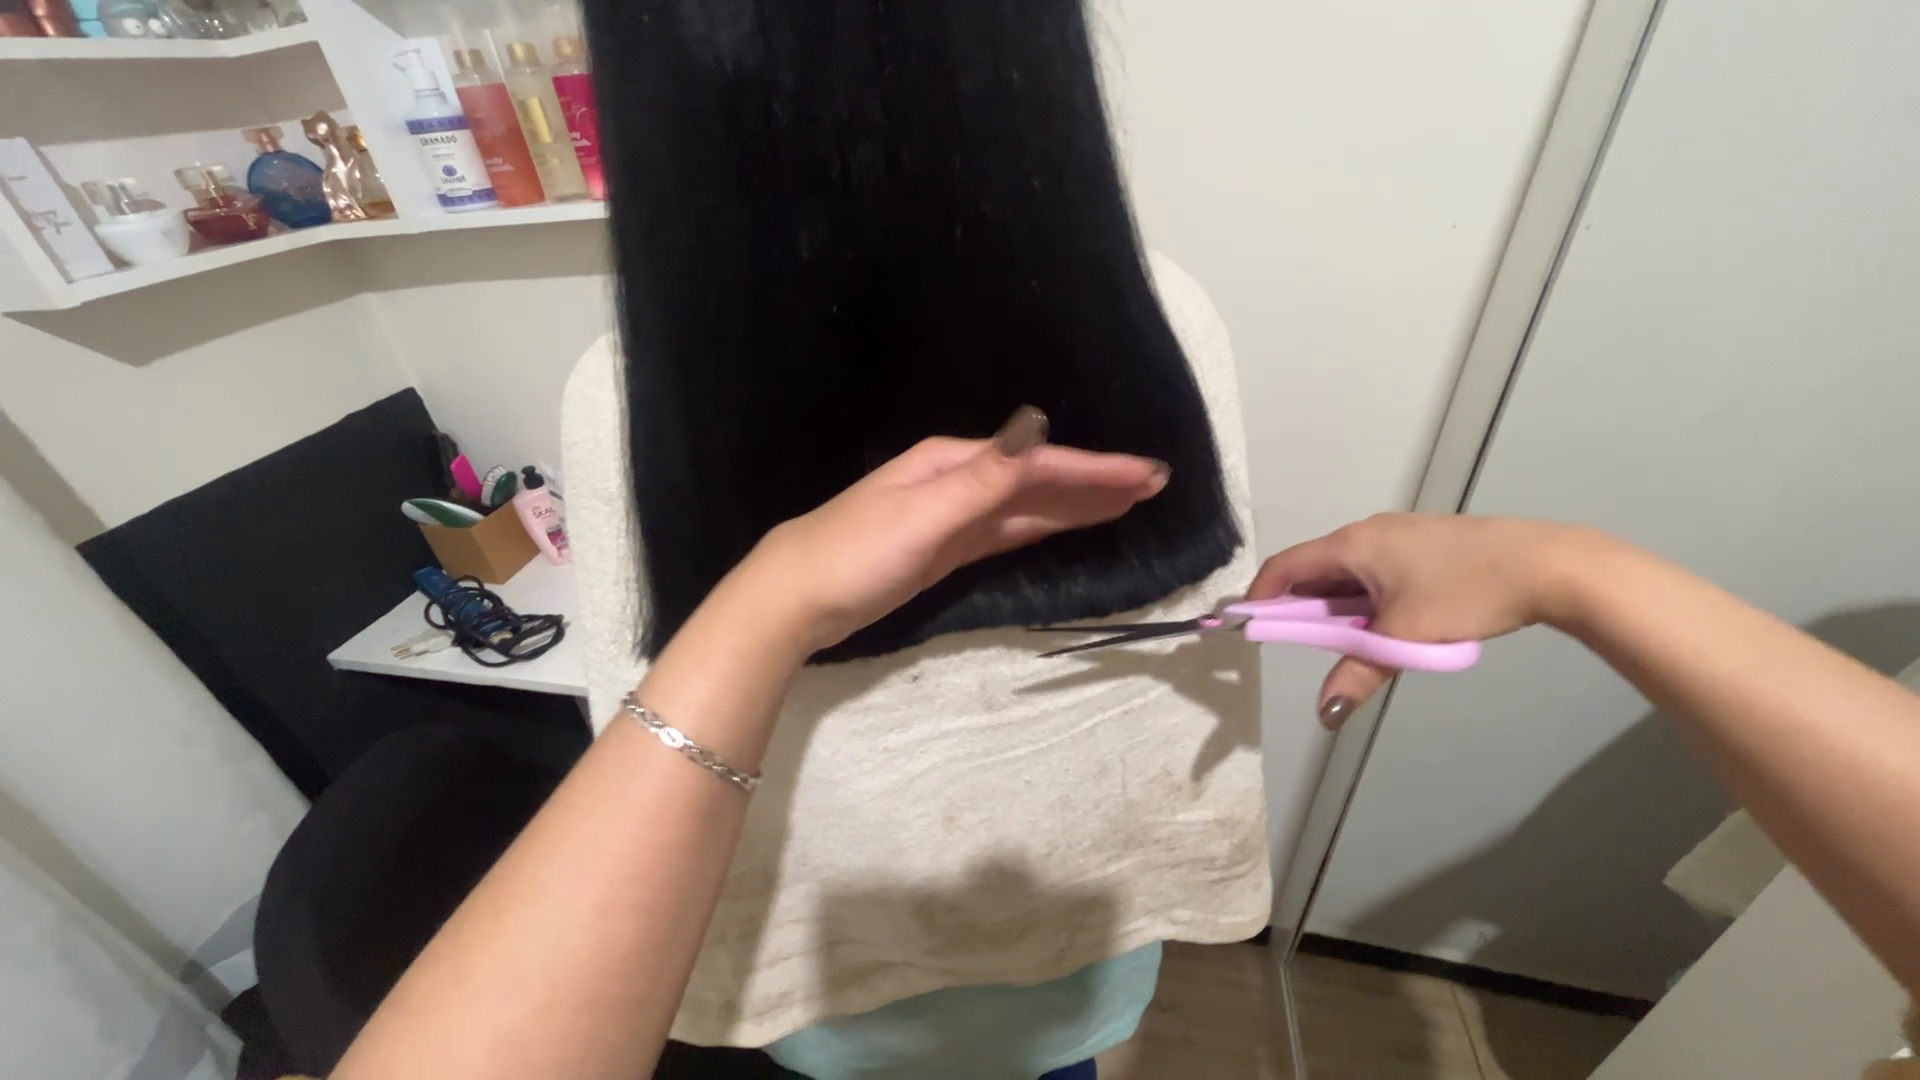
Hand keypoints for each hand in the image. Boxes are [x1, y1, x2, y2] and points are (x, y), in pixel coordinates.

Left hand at [737, 407, 1169, 652]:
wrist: (797, 598)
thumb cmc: (854, 553)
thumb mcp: (922, 515)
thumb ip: (983, 479)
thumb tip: (1036, 426)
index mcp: (953, 463)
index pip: (1038, 463)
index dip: (1094, 469)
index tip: (1146, 475)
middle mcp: (959, 480)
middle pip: (1039, 479)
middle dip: (1095, 480)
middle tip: (1152, 484)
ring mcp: (954, 516)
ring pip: (1028, 506)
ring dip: (1075, 503)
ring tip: (1125, 502)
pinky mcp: (948, 549)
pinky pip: (1007, 531)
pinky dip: (1040, 527)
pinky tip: (1065, 524)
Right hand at [1247, 514, 1601, 724]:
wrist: (1550, 565)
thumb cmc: (1466, 592)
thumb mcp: (1405, 637)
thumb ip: (1359, 672)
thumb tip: (1325, 714)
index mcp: (1352, 544)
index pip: (1286, 566)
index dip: (1262, 595)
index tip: (1253, 627)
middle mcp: (1368, 532)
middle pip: (1315, 568)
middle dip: (1302, 605)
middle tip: (1303, 642)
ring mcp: (1399, 534)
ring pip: (1348, 570)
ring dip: (1336, 603)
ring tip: (1348, 638)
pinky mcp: (1426, 543)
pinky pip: (1375, 568)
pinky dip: (1364, 595)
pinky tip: (1385, 619)